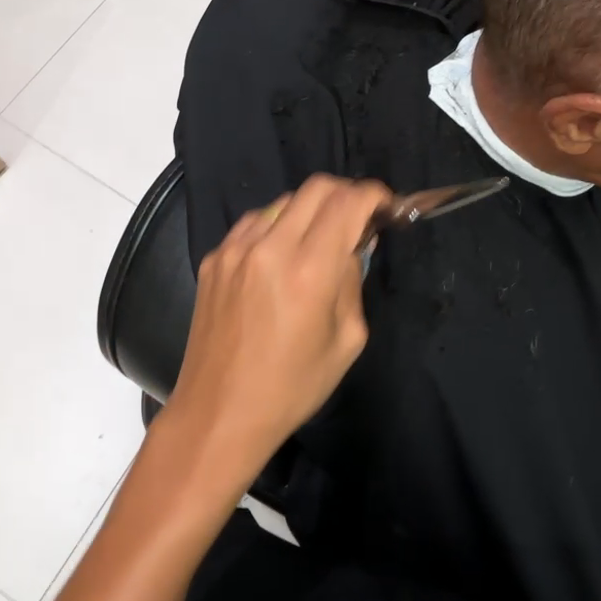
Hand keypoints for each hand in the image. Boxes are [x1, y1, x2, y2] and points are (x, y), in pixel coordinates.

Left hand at [163, 174, 391, 482]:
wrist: (219, 412)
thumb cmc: (292, 386)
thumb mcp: (347, 340)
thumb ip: (353, 281)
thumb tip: (353, 245)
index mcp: (310, 270)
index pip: (348, 202)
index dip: (374, 195)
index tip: (386, 206)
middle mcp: (271, 248)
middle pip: (317, 187)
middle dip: (346, 194)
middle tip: (358, 219)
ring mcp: (236, 249)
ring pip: (284, 201)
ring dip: (310, 210)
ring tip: (317, 240)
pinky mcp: (214, 258)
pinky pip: (254, 222)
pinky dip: (277, 226)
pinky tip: (280, 255)